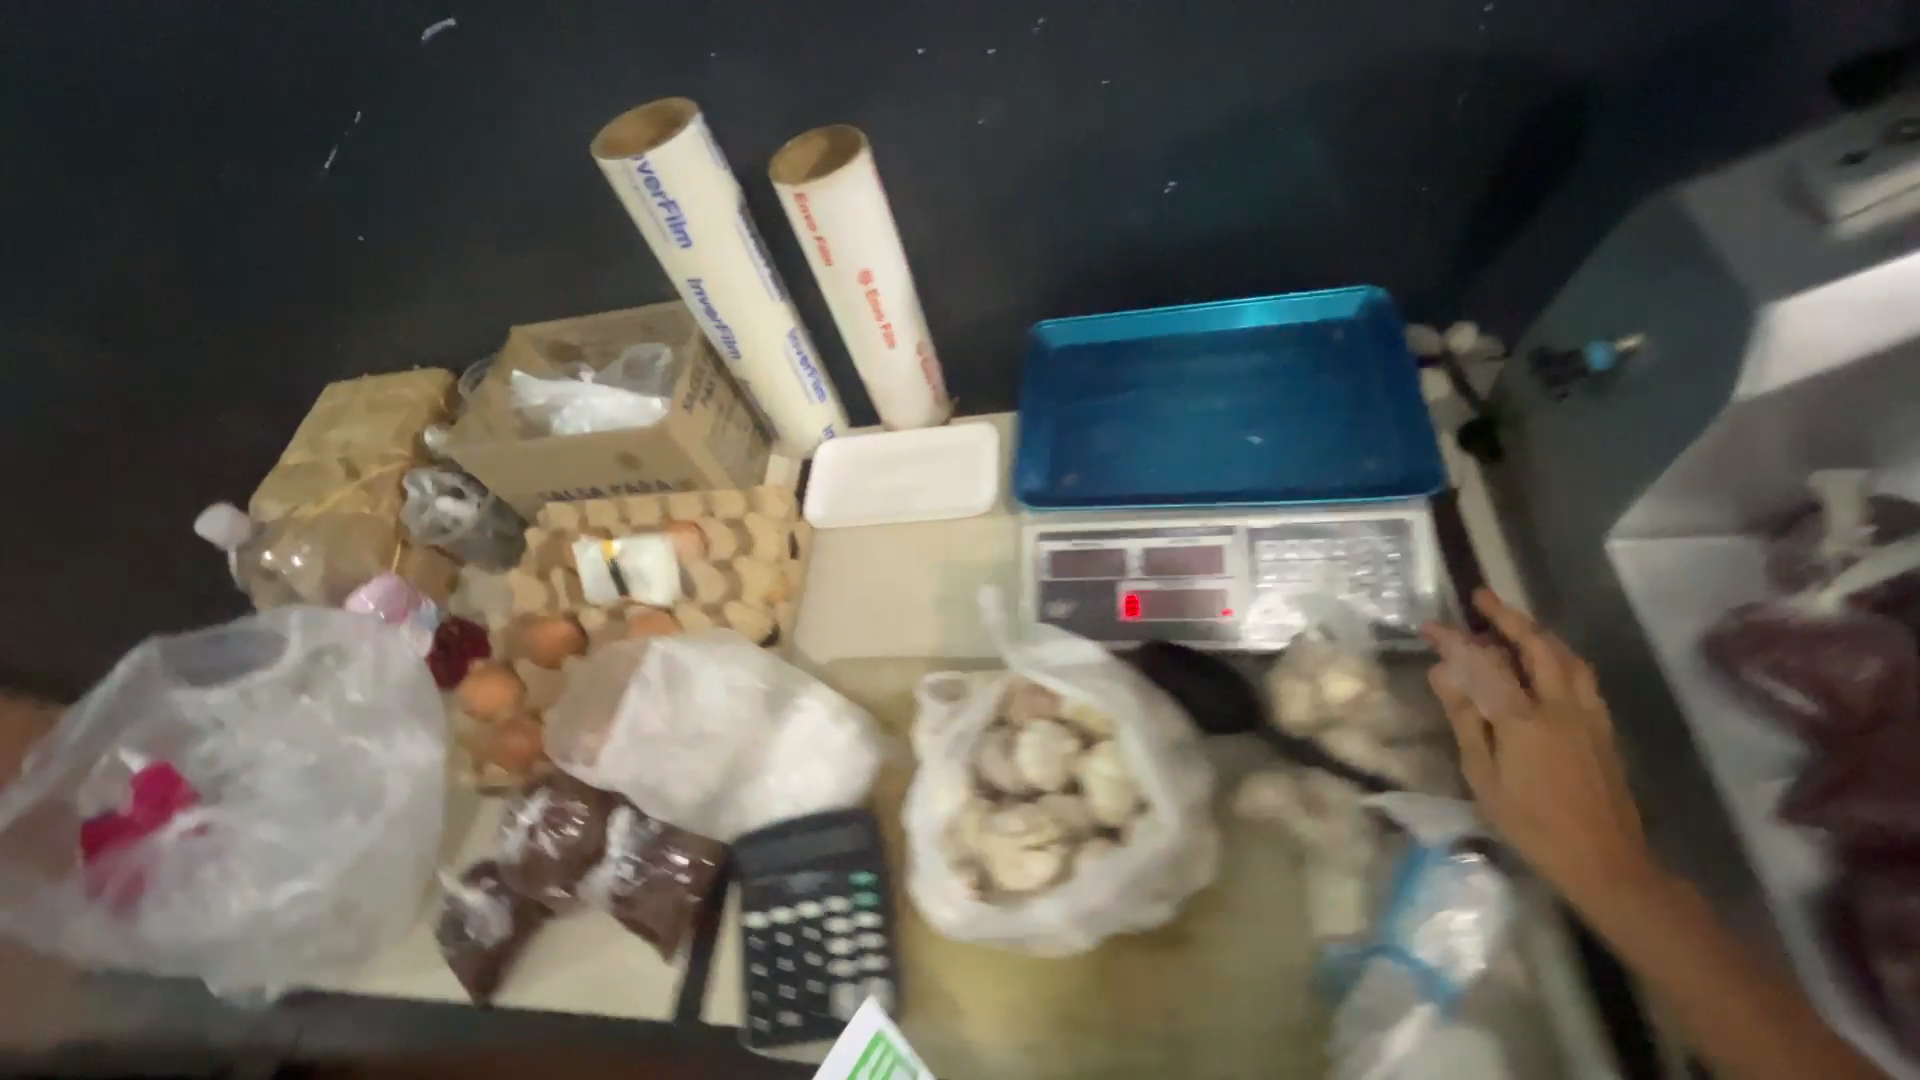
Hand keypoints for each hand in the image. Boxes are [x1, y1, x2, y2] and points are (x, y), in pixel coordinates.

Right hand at [1421, 590, 1662, 909]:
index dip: (1456, 640)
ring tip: (1515, 623)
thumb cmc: (1531, 823)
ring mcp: (1589, 716)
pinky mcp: (1603, 729)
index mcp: (1525, 718)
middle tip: (1481, 598)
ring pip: (1567, 658)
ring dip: (1539, 633)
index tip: (1430, 626)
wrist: (1605, 862)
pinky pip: (1582, 677)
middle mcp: (1561, 707)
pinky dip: (1560, 656)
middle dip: (1508, 617)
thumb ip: (1465, 718)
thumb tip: (1444, 672)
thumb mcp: (1483, 775)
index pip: (1485, 664)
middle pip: (1537, 646)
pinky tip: (1548, 663)